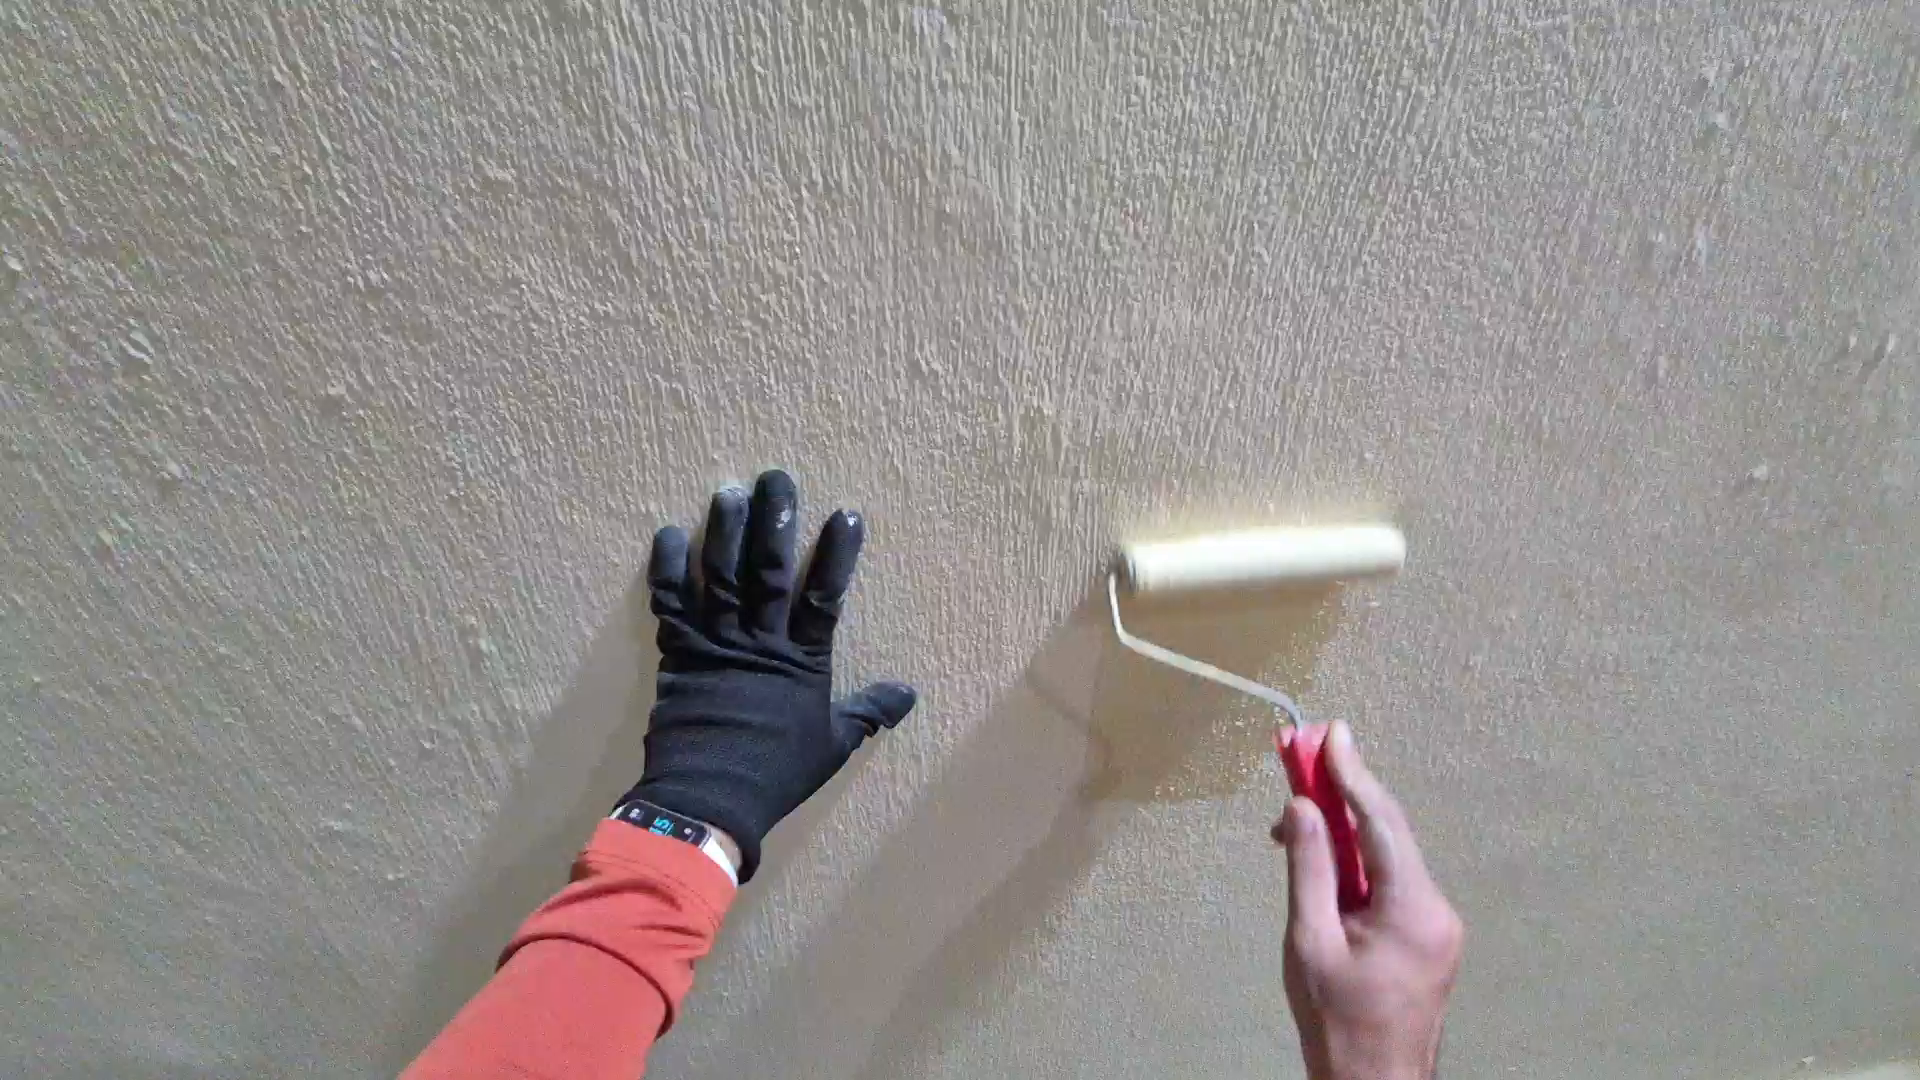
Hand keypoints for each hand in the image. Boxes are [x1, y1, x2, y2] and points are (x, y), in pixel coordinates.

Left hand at [622, 469, 916, 881]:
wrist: (710, 802)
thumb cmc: (778, 772)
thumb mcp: (834, 744)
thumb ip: (869, 712)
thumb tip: (910, 695)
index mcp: (803, 661)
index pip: (825, 596)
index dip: (837, 555)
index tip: (846, 514)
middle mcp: (761, 642)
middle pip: (771, 572)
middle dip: (776, 523)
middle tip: (776, 478)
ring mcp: (718, 644)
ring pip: (723, 578)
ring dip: (726, 533)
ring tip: (729, 491)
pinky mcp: (679, 655)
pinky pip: (672, 606)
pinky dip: (670, 571)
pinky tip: (670, 534)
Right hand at [1274, 723, 1462, 1079]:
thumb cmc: (1336, 1016)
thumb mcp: (1310, 937)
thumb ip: (1308, 866)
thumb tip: (1302, 805)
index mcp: (1414, 908)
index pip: (1380, 821)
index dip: (1351, 772)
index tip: (1329, 732)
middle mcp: (1436, 906)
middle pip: (1385, 828)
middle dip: (1343, 785)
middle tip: (1303, 748)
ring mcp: (1434, 919)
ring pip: (1384, 849)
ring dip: (1340, 821)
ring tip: (1293, 801)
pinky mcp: (1423, 930)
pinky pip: (1384, 872)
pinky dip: (1349, 852)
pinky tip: (1317, 847)